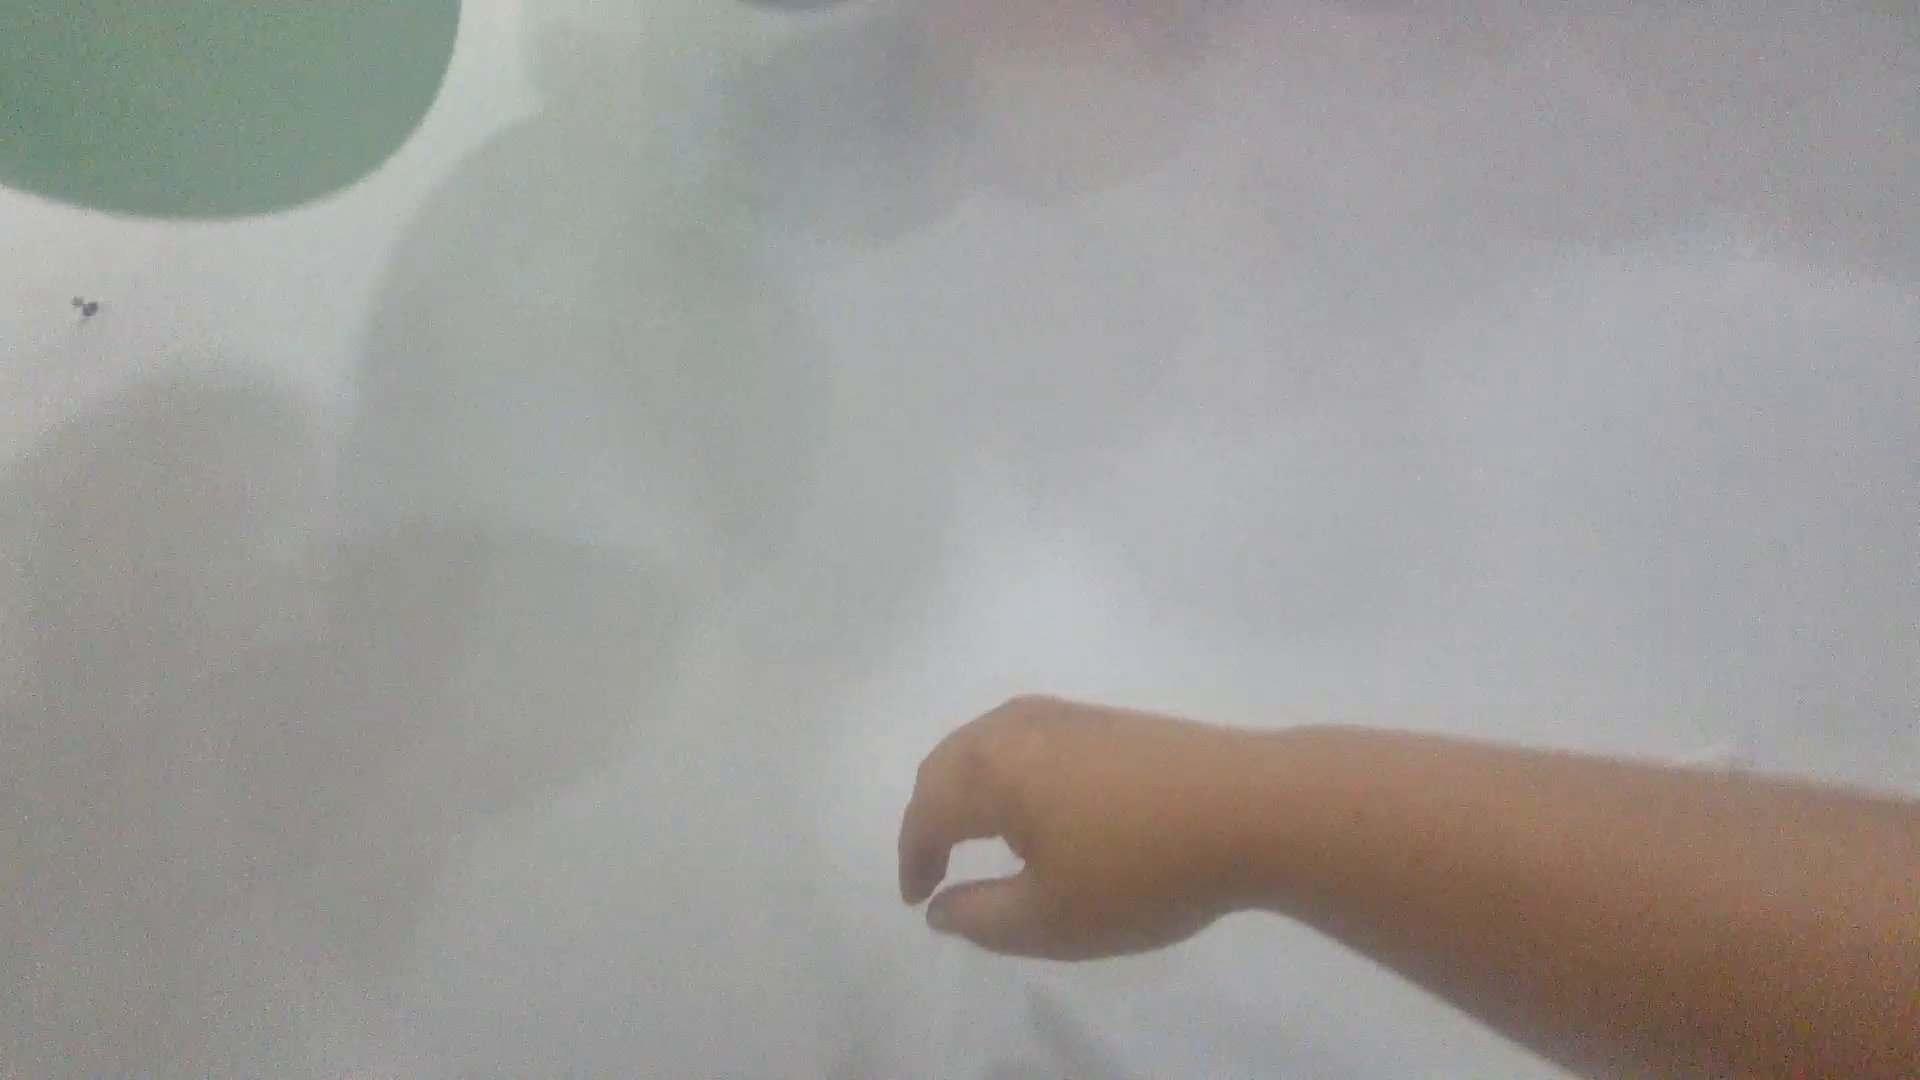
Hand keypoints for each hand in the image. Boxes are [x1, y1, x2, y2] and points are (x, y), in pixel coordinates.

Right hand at [897, 695, 1267, 959]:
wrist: (1248, 803)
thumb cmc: (1141, 869)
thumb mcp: (1052, 919)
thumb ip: (981, 917)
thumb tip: (940, 908)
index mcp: (992, 769)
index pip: (927, 811)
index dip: (914, 857)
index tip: (917, 897)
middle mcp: (1014, 727)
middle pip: (946, 764)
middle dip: (929, 814)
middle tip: (933, 864)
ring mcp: (1060, 713)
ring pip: (983, 743)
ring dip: (964, 785)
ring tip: (973, 830)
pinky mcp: (1097, 715)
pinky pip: (1021, 736)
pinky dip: (1002, 768)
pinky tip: (1031, 799)